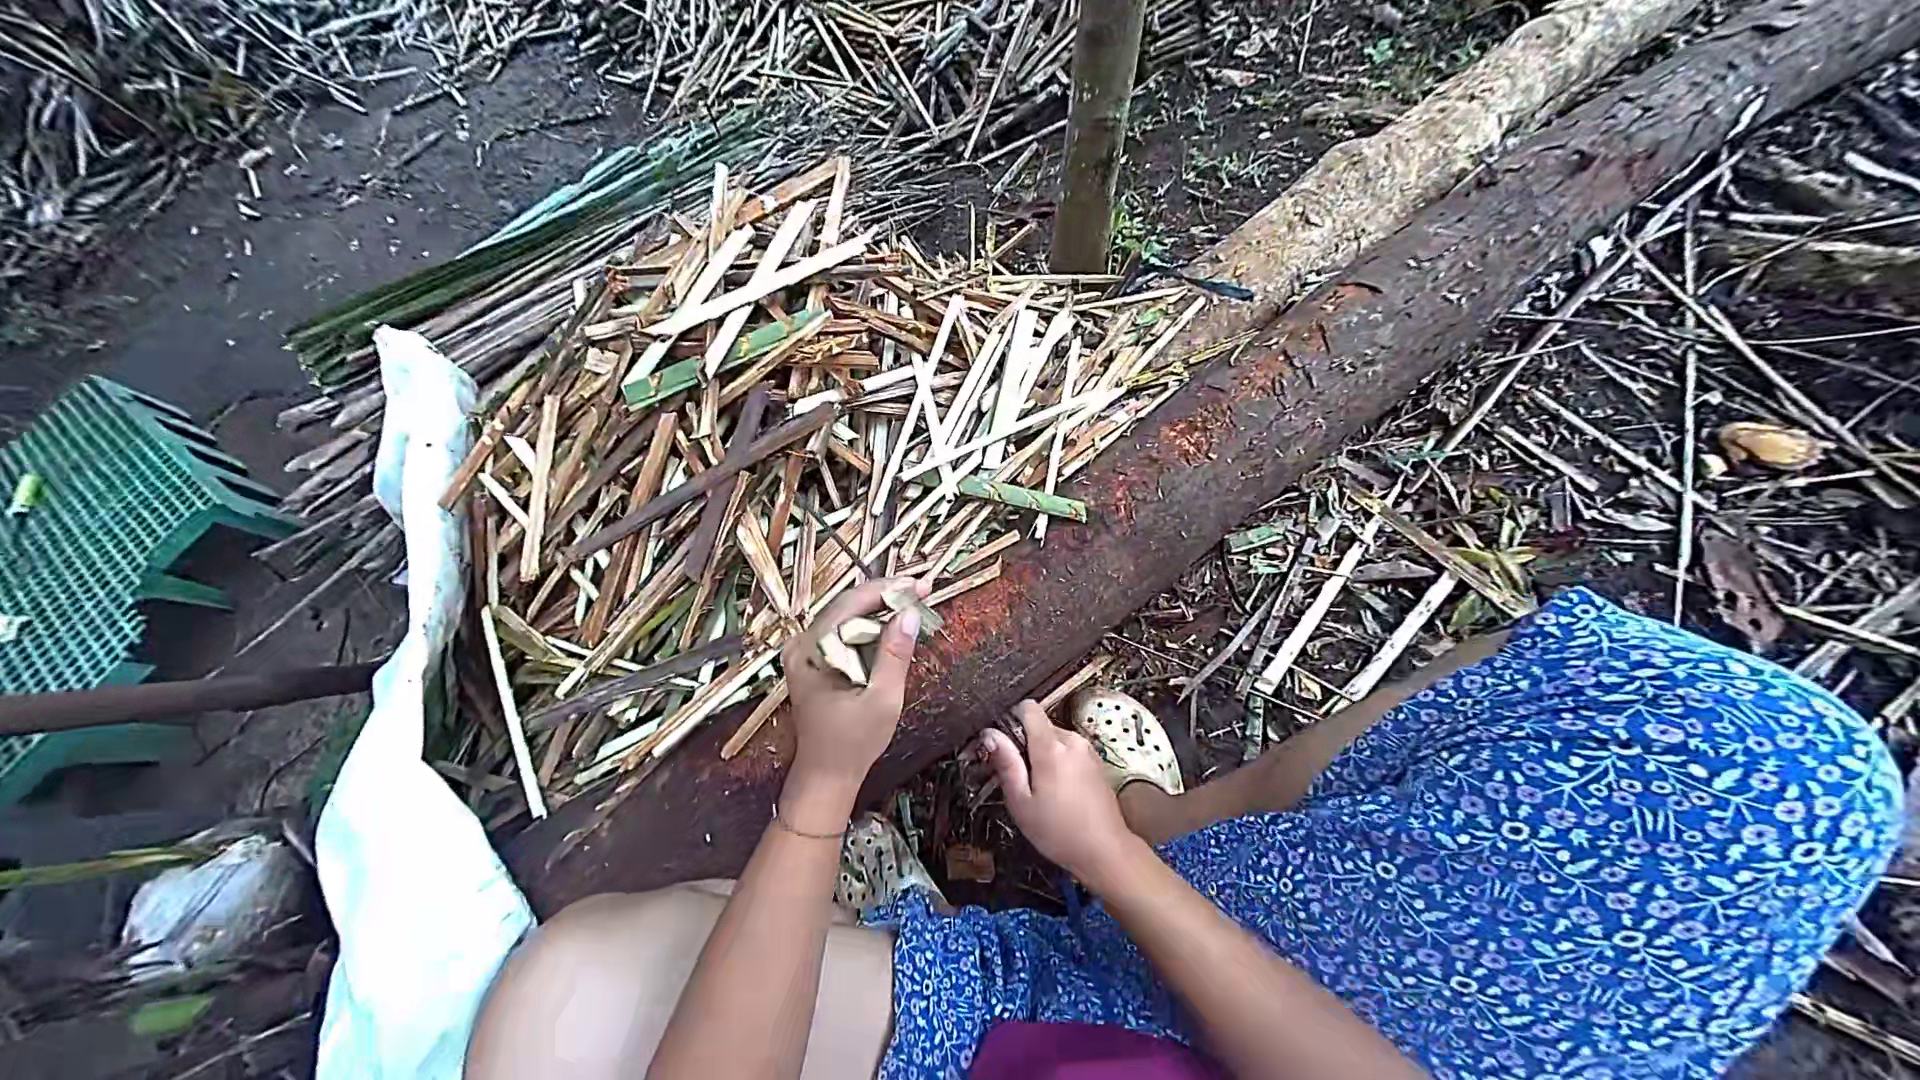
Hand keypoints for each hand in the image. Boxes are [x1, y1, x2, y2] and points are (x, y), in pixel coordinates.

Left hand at [781, 576, 928, 820]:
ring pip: (845, 615)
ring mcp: (803, 652)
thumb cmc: (853, 743)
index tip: (920, 585)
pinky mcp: (811, 660)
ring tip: (912, 604)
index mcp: (812, 651)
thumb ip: (896, 654)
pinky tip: (891, 625)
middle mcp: (801, 645)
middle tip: (921, 591)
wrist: (825, 774)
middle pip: (847, 604)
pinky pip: (841, 631)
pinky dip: (868, 626)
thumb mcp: (883, 699)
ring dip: (879, 609)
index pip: (852, 603)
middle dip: (887, 596)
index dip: (889, 590)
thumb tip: (910, 614)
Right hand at [975, 701, 1144, 885]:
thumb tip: (989, 734)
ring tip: (1040, 788)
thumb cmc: (1059, 832)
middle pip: (1040, 725)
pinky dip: (1059, 762)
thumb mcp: (1022, 803)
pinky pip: (1070, 750)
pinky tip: (1059, 791)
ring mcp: (1087, 750)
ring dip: (1042, 754)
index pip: (1028, 708)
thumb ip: (1006, 764)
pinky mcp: (1096, 761)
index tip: (1004, 744)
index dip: (1011, 720)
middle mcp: (1072, 741)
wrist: (1106, 852)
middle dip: (1025, 743)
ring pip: (1054, 738)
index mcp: (1052, 747)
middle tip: (1020, 778)